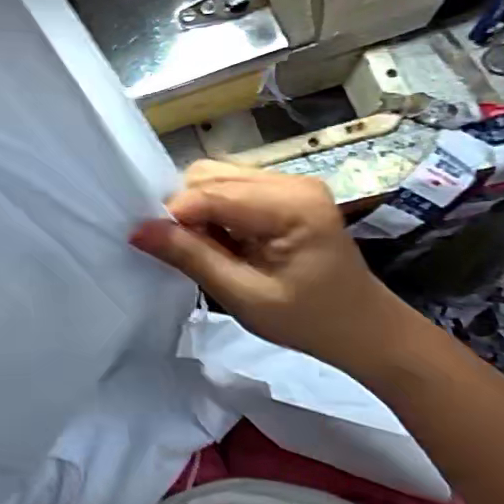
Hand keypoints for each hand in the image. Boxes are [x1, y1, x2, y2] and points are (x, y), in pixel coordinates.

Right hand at [131, 161, 411, 363]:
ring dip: (200, 211)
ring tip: (208, 251)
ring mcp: (290, 182)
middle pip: (212, 175)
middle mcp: (291, 181)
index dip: (174, 215)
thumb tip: (139, 230)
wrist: (364, 328)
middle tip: (186, 253)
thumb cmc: (310, 322)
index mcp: (291, 205)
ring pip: (218, 177)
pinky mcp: (285, 191)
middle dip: (186, 210)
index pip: (212, 193)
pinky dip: (216, 212)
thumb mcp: (245, 297)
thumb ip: (192, 257)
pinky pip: (233, 188)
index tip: (151, 243)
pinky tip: (225, 243)